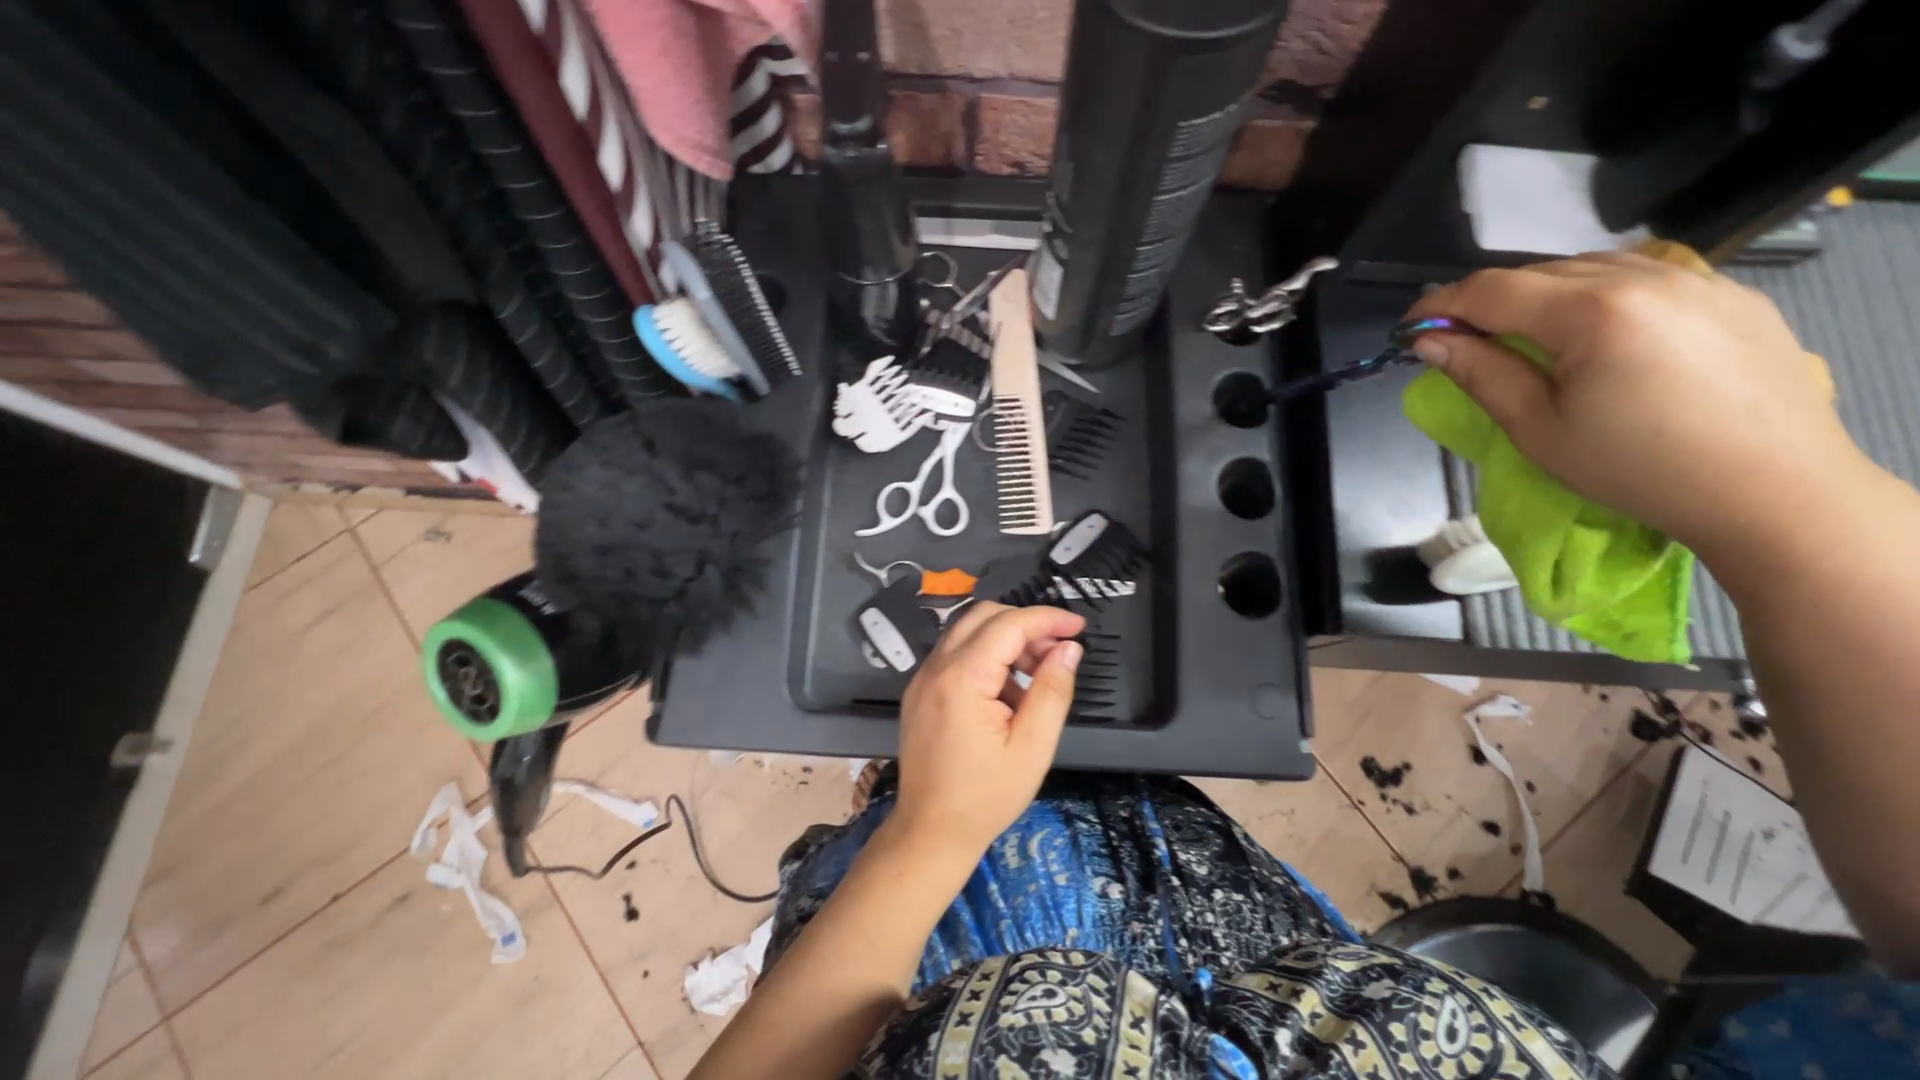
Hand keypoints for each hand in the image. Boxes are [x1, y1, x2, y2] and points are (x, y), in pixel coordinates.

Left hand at [891, 602, 1085, 857]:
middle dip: (1026, 624)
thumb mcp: (1033, 747)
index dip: (1047, 619)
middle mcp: (935, 668)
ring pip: (967, 633)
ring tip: (1037, 676)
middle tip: (1059, 650)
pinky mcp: (919, 693)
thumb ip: (1052, 691)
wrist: (931, 831)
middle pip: (983, 617)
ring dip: (1005, 641)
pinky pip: (955, 656)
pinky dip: (985, 658)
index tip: (1079, 626)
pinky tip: (1008, 694)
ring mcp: (922, 679)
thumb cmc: (986, 796)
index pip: (1009, 625)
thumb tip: (1069, 648)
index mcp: (962, 678)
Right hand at [1407, 253, 1865, 557]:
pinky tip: (1598, 334)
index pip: (1492, 289)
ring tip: (1527, 337)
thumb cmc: (1640, 471)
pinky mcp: (1728, 291)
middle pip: (1538, 272)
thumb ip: (1482, 374)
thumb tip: (1430, 341)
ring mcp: (1695, 278)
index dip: (1441, 304)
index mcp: (1594, 312)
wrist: (1774, 490)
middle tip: (1461, 339)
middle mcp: (1645, 276)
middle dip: (1489, 301)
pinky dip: (1600, 294)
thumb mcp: (1541, 431)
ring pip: (1590, 267)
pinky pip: (1644, 276)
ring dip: (1543, 295)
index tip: (1410, 328)